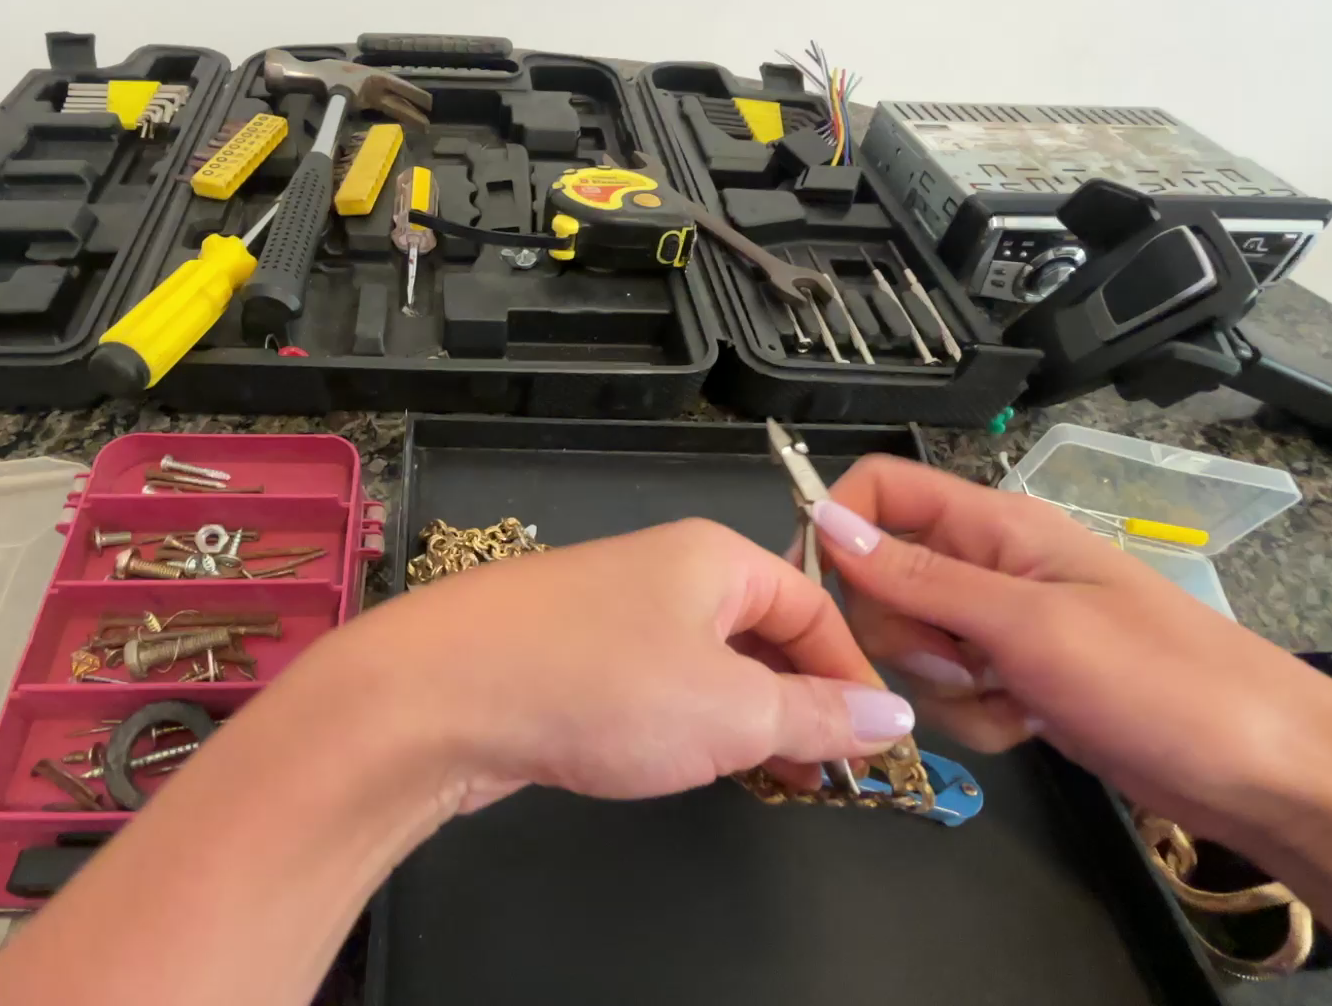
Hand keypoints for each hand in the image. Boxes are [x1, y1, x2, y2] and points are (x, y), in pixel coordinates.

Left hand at [311, 518, 915, 812]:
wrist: (441, 691)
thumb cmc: (604, 686)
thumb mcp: (731, 708)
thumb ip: (816, 714)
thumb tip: (890, 714)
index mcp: (710, 557)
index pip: (810, 606)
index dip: (850, 676)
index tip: (874, 747)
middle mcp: (657, 569)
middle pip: (753, 629)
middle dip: (792, 699)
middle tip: (817, 771)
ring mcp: (602, 608)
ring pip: (695, 660)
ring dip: (734, 714)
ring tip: (759, 773)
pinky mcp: (562, 650)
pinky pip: (642, 680)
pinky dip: (674, 719)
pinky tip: (674, 758)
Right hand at [809, 454, 1331, 845]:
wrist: (1272, 779)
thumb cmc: (1161, 682)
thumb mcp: (1028, 624)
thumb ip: (918, 575)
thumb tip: (824, 520)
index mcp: (989, 525)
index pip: (878, 489)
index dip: (836, 524)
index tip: (817, 585)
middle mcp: (979, 565)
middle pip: (874, 577)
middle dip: (899, 630)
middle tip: (956, 658)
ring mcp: (989, 622)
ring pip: (902, 640)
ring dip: (939, 681)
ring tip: (1009, 695)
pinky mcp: (999, 672)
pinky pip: (937, 687)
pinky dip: (970, 713)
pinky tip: (1026, 720)